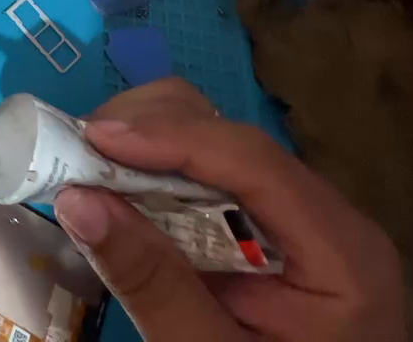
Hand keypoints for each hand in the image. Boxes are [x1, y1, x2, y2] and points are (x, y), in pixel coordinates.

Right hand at [54, 80, 404, 341]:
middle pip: (222, 130)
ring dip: (136, 136)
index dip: (170, 136)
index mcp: (338, 251)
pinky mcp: (251, 211)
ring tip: (87, 166)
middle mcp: (317, 209)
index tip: (93, 138)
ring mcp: (284, 205)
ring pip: (203, 128)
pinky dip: (144, 156)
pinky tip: (113, 180)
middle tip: (77, 155)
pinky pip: (192, 157)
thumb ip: (153, 285)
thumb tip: (74, 199)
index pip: (252, 159)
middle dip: (143, 130)